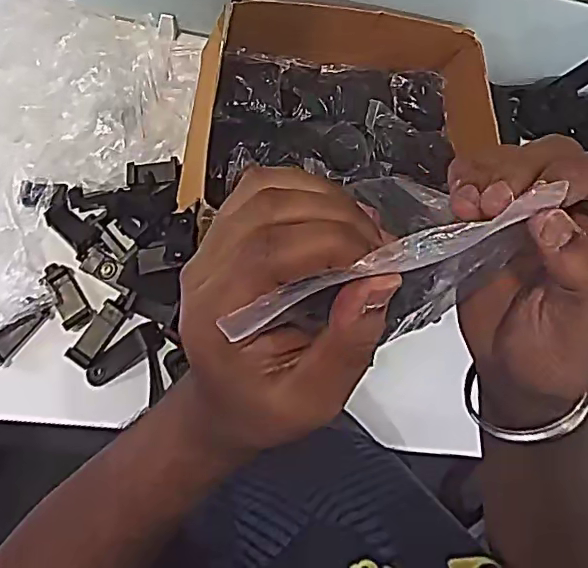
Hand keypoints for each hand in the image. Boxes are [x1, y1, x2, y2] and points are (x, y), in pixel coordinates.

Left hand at [175, 166, 400, 458]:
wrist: (225, 399)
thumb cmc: (258, 403)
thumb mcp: (311, 400)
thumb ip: (347, 346)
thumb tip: (378, 285)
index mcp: (218, 313)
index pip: (270, 250)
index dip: (333, 243)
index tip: (376, 260)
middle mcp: (208, 268)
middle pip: (271, 209)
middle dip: (339, 218)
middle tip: (379, 245)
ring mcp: (214, 242)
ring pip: (266, 186)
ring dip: (325, 197)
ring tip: (360, 229)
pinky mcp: (228, 226)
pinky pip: (262, 184)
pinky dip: (306, 187)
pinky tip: (333, 212)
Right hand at [449, 136, 587, 427]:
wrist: (515, 370)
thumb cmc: (562, 351)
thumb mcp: (581, 319)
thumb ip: (575, 269)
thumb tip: (552, 221)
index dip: (581, 174)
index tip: (546, 194)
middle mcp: (572, 205)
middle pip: (554, 156)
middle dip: (521, 172)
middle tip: (497, 204)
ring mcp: (527, 201)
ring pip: (512, 157)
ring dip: (486, 174)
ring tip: (470, 207)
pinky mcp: (488, 206)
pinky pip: (475, 174)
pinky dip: (463, 181)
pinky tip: (458, 204)